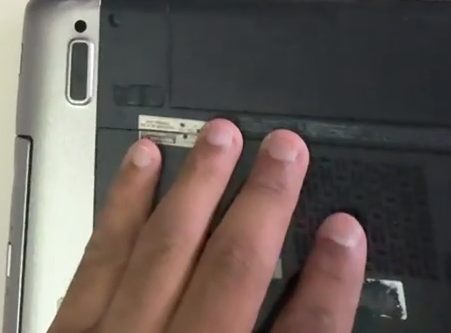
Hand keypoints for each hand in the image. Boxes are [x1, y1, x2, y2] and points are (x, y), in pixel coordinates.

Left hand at [50, 118, 368, 332]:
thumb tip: (313, 319)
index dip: (328, 285)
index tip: (349, 234)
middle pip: (228, 274)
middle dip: (263, 206)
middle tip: (287, 149)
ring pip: (162, 247)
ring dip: (196, 185)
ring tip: (221, 135)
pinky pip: (102, 253)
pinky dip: (125, 202)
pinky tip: (142, 162)